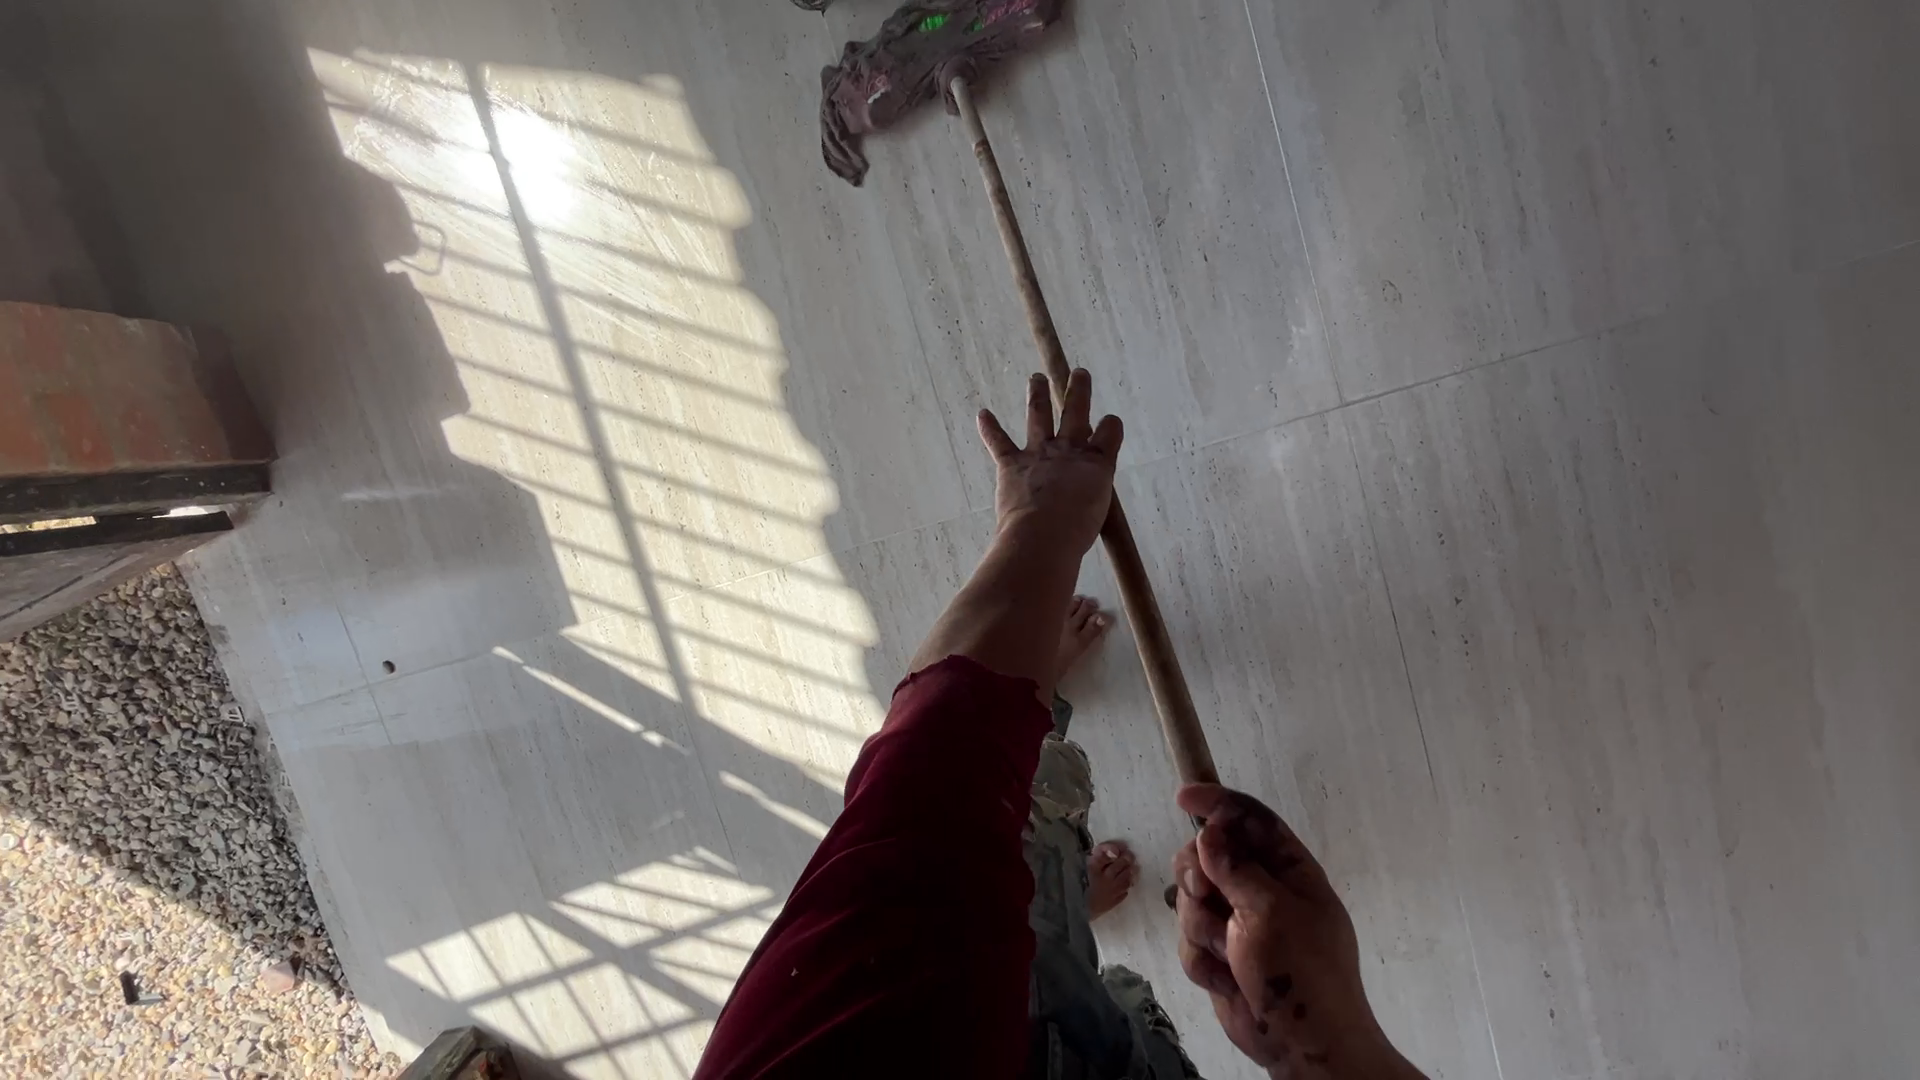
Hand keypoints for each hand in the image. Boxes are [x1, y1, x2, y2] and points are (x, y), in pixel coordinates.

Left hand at [977, 369, 1122, 554]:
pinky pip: (998, 442)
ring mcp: (1039, 454)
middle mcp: (1069, 450)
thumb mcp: (1097, 512)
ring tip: (1036, 378)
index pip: (1110, 433)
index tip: (1110, 423)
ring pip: (1038, 415)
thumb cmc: (1076, 531)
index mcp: (1097, 464)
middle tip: (1079, 373)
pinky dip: (989, 428)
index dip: (1111, 425)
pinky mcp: (1011, 464)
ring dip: (1037, 394)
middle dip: (1079, 391)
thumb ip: (1090, 496)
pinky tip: (982, 414)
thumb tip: (1081, 498)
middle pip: (1077, 412)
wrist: (1043, 535)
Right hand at [1171, 784, 1422, 1079]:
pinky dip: (1202, 959)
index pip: (1249, 819)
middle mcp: (1258, 887)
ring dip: (1201, 926)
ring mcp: (1235, 920)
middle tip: (1205, 891)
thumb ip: (1236, 867)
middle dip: (1197, 874)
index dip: (1217, 802)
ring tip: (1227, 952)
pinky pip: (1187, 937)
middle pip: (1205, 853)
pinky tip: (1225, 978)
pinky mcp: (1216, 951)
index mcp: (1287, 869)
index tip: (1184, 798)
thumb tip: (1208, 833)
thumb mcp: (1272, 911)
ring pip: (1189, 897)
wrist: (1302, 1048)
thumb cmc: (1301, 974)